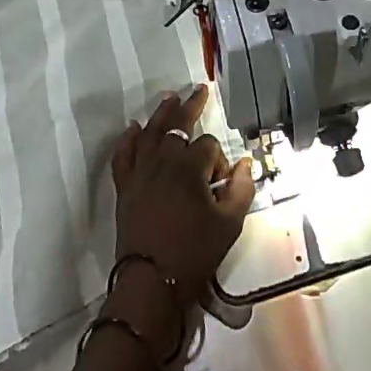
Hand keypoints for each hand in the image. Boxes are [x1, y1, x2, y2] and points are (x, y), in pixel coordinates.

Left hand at [109, 85, 256, 307]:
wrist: (152, 280)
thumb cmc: (195, 252)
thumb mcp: (230, 224)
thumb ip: (242, 190)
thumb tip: (246, 164)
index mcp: (188, 168)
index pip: (208, 146)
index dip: (220, 159)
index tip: (223, 180)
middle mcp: (162, 161)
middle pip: (176, 126)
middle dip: (189, 107)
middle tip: (198, 90)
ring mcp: (139, 172)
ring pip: (149, 134)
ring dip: (160, 115)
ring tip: (168, 98)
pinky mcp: (124, 186)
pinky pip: (124, 155)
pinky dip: (128, 140)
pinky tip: (133, 128)